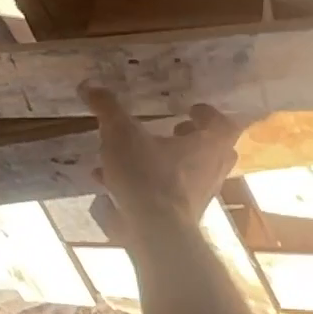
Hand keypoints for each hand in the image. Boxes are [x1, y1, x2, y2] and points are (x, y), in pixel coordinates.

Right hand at [82, 86, 241, 226]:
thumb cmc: (146, 175)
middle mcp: (213, 166)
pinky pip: (168, 189)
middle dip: (189, 138)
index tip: (191, 109)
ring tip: (135, 156)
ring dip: (167, 160)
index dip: (208, 114)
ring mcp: (201, 191)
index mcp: (209, 144)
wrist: (155, 228)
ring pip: (189, 169)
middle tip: (171, 130)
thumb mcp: (120, 135)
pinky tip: (115, 182)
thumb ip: (107, 109)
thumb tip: (90, 85)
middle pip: (211, 147)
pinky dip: (149, 182)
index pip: (222, 123)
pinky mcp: (183, 210)